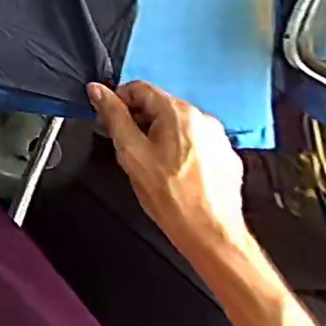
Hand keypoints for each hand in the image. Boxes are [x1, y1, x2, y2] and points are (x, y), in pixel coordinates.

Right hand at [87, 80, 244, 249]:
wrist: (212, 237)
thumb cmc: (168, 193)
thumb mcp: (130, 151)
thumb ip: (113, 115)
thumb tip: (96, 89)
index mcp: (179, 112)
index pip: (139, 88)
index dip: (119, 103)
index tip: (112, 125)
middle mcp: (204, 119)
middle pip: (159, 106)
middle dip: (139, 121)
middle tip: (129, 148)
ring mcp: (220, 139)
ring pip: (178, 125)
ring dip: (160, 135)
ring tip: (152, 164)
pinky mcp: (229, 159)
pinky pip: (197, 143)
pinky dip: (182, 149)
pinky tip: (176, 173)